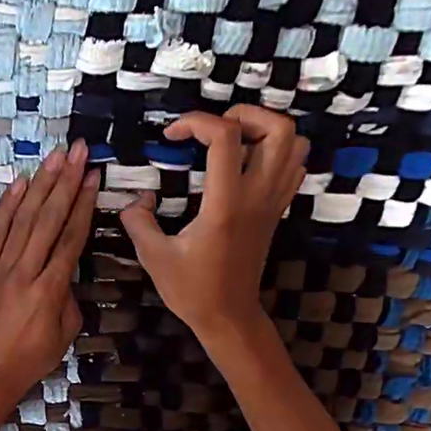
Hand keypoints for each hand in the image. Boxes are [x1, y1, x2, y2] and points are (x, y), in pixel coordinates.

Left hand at [0, 140, 98, 408]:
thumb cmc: (34, 357)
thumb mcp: (67, 331)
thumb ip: (70, 295)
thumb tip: (67, 269)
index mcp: (50, 288)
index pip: (71, 237)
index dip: (83, 204)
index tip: (93, 177)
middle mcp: (25, 271)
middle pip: (49, 218)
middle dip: (66, 181)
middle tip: (78, 151)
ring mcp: (1, 267)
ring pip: (24, 218)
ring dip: (41, 184)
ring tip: (55, 158)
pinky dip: (8, 206)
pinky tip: (20, 183)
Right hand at [119, 105, 306, 345]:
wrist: (229, 317)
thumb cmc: (192, 290)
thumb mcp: (153, 256)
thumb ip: (137, 220)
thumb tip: (139, 199)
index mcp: (225, 205)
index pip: (226, 138)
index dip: (196, 121)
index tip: (171, 135)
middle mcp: (257, 197)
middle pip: (277, 129)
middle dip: (243, 114)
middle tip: (212, 129)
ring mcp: (273, 203)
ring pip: (294, 143)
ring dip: (263, 129)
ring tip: (230, 140)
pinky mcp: (277, 210)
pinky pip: (293, 165)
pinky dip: (275, 150)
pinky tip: (245, 162)